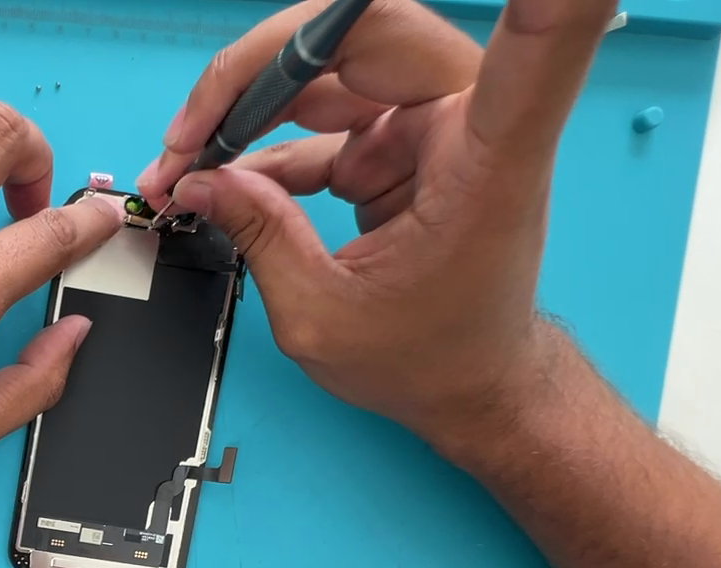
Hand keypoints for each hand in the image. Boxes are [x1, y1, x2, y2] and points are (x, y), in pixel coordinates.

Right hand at [135, 0, 616, 446]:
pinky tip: (212, 177)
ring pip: (329, 67)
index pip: (539, 40)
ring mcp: (427, 124)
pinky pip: (316, 121)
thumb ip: (262, 238)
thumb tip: (196, 181)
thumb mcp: (319, 314)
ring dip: (244, 109)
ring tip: (180, 163)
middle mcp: (465, 118)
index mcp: (485, 159)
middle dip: (257, 74)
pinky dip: (259, 147)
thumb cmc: (419, 356)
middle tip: (184, 135)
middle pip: (363, 34)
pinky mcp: (396, 142)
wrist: (456, 381)